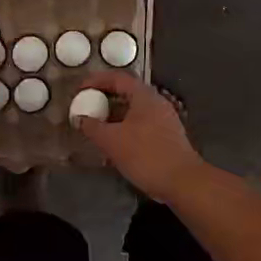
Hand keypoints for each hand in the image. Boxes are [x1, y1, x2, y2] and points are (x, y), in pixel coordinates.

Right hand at [78, 71, 205, 199]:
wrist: (181, 181)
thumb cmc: (145, 155)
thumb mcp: (112, 140)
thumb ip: (92, 127)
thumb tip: (79, 118)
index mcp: (145, 96)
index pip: (118, 78)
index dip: (96, 81)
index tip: (80, 90)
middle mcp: (157, 103)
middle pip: (127, 94)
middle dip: (104, 100)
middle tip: (86, 108)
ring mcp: (165, 121)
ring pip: (134, 112)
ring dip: (114, 117)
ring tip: (96, 128)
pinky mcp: (167, 138)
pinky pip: (141, 126)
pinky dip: (125, 130)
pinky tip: (114, 145)